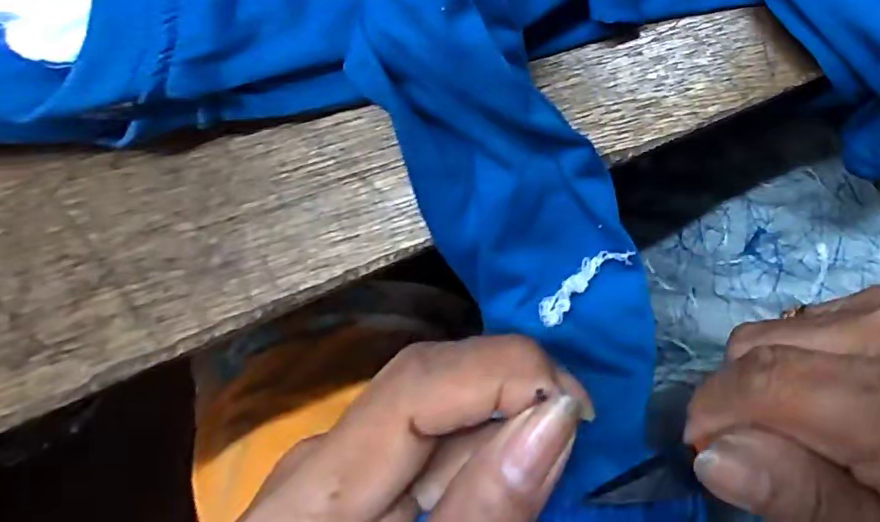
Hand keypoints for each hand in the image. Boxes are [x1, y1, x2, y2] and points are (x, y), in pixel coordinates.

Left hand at [239, 335, 590, 521]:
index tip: (578, 410)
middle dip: (511, 396)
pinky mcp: (346, 504)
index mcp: (301, 507)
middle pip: (424, 388)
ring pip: (430, 415)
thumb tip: (560, 411)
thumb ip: (483, 517)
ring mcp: (321, 488)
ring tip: (543, 469)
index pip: (414, 386)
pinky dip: (476, 461)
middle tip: (574, 433)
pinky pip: (423, 452)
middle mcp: (306, 477)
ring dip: (500, 430)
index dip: (507, 372)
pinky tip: (503, 489)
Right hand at [684, 286, 879, 521]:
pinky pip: (799, 320)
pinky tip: (827, 403)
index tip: (695, 460)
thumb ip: (800, 497)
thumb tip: (711, 452)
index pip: (773, 382)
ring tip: (805, 437)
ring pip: (773, 328)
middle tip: (764, 466)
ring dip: (765, 382)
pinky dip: (792, 362)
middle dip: (738, 403)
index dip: (715, 416)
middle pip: (764, 345)